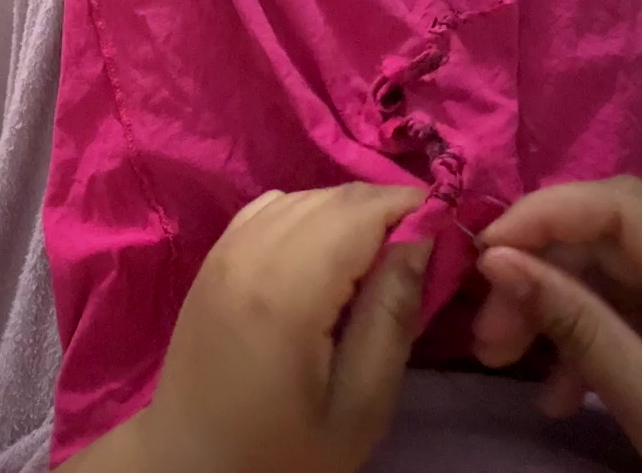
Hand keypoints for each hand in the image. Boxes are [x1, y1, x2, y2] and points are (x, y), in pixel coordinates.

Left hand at [62, 183, 432, 472]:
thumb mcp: (359, 404)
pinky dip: (308, 212)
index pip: (359, 211)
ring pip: (302, 196)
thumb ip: (392, 314)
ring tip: (382, 250)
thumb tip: (422, 241)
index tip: (450, 227)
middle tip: (426, 244)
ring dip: (348, 209)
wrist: (190, 461)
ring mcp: (225, 245)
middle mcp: (250, 247)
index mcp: (286, 286)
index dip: (410, 206)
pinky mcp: (214, 252)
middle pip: (331, 197)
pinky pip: (270, 207)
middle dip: (385, 207)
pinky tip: (326, 249)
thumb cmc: (283, 451)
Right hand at [471, 176, 641, 472]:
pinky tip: (571, 374)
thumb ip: (583, 334)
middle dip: (542, 271)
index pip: (625, 206)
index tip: (483, 257)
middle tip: (490, 333)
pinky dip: (603, 318)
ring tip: (514, 358)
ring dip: (563, 299)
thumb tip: (495, 259)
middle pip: (616, 230)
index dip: (541, 215)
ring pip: (623, 255)